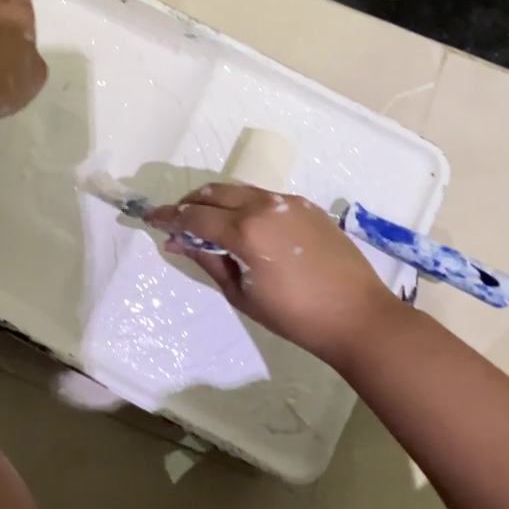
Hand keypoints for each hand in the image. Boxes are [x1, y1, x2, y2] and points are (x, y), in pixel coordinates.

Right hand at [144, 183, 403, 364]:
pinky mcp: (306, 206)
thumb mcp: (241, 293)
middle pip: (213, 193)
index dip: (168, 217)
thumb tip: (176, 243)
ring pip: (238, 190)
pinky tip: (243, 226)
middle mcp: (263, 206)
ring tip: (206, 222)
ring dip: (215, 201)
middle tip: (177, 222)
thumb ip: (207, 260)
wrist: (359, 317)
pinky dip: (243, 204)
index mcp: (245, 230)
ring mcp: (288, 202)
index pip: (193, 216)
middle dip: (189, 204)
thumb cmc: (295, 316)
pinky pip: (263, 197)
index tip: (149, 218)